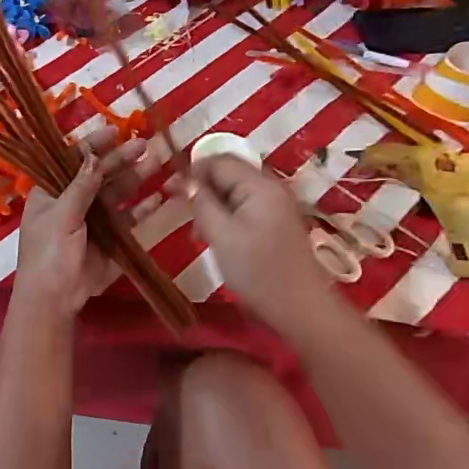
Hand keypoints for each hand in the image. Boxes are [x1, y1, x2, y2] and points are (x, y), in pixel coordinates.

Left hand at [14, 130, 157, 316]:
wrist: (54, 298)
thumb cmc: (48, 253)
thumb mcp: (61, 214)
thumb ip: (81, 186)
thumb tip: (93, 156)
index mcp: (52, 192)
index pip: (74, 161)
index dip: (94, 145)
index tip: (115, 131)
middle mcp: (74, 202)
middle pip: (100, 175)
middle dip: (122, 160)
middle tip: (146, 146)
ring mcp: (93, 221)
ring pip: (117, 194)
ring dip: (136, 180)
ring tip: (157, 164)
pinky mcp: (110, 241)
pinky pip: (128, 220)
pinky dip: (143, 209)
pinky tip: (159, 198)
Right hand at [185, 156, 338, 332]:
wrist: (299, 308)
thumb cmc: (258, 272)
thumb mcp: (221, 236)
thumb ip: (202, 203)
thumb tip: (186, 181)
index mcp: (260, 186)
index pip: (220, 160)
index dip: (192, 171)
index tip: (169, 191)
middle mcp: (272, 188)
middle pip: (229, 174)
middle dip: (203, 190)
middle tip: (183, 215)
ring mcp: (278, 206)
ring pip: (235, 193)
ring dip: (213, 207)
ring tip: (199, 234)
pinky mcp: (277, 224)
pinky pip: (246, 209)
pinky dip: (227, 218)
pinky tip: (218, 240)